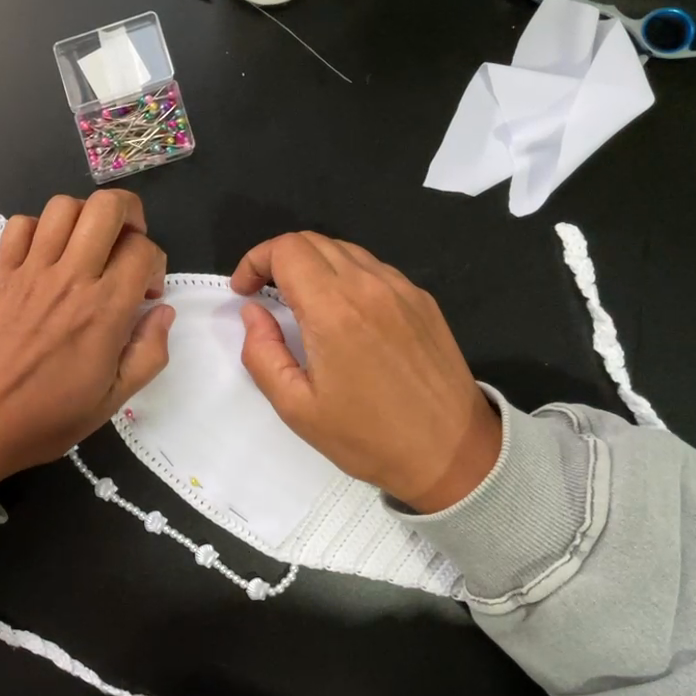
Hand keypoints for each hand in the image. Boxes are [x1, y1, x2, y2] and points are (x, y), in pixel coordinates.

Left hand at [0, 190, 171, 492]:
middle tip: (127, 248)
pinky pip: (19, 225)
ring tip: (89, 248)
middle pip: (106, 208)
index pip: (143, 250)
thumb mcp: (113, 401)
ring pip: (63, 206)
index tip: (146, 295)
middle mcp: (70, 279)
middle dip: (129, 216)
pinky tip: (47, 257)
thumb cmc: (48, 419)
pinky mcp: (1, 275)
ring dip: (85, 218)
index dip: (156, 265)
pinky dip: (37, 229)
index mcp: (104, 311)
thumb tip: (162, 312)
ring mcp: (31, 272)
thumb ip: (148, 354)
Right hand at [231, 232, 500, 513]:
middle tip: (265, 295)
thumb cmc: (366, 437)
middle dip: (278, 259)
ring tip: (300, 303)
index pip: (286, 250)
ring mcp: (402, 289)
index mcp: (334, 309)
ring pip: (345, 251)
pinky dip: (346, 277)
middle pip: (313, 241)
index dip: (255, 261)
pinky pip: (374, 269)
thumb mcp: (296, 407)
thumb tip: (254, 313)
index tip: (244, 291)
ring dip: (313, 265)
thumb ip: (262, 353)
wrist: (451, 453)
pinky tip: (342, 313)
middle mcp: (370, 286)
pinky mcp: (423, 301)